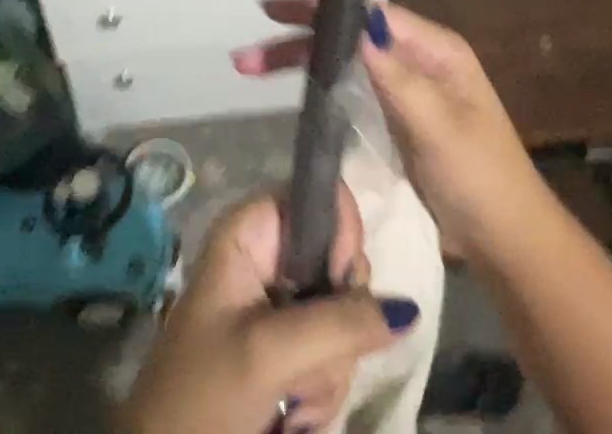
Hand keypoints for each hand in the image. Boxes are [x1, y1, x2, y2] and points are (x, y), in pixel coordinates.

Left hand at [119, 192, 417, 433]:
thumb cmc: (203, 394)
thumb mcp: (270, 354)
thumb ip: (340, 324)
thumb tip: (407, 309)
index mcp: (249, 235)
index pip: (318, 200)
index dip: (340, 235)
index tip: (341, 279)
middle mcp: (269, 261)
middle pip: (341, 263)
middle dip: (339, 322)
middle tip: (310, 357)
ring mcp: (281, 306)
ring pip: (345, 315)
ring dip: (331, 366)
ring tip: (294, 400)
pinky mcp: (290, 347)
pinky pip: (337, 351)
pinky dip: (324, 387)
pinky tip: (297, 413)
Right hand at [232, 0, 543, 263]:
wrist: (502, 238)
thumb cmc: (479, 178)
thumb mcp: (439, 128)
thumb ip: (399, 78)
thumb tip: (359, 28)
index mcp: (436, 51)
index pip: (370, 15)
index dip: (323, 9)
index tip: (274, 12)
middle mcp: (418, 61)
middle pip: (349, 37)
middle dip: (299, 39)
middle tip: (247, 57)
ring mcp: (405, 90)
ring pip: (344, 62)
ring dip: (301, 62)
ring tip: (250, 69)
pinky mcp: (395, 120)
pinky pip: (350, 90)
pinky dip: (318, 86)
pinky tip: (290, 90)